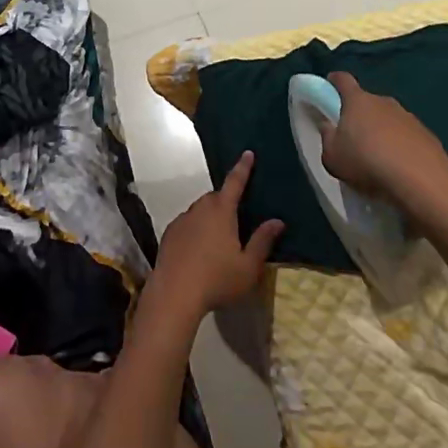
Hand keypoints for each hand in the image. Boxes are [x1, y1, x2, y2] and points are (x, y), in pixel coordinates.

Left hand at [154, 152, 283, 315]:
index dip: (243, 167)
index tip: (248, 152)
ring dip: (210, 217)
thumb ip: (263, 241)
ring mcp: (182, 220)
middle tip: (237, 219)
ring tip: (218, 240)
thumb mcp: (248, 266)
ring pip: (200, 211)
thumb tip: (277, 221)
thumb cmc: (217, 279)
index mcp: (221, 211)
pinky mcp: (169, 233)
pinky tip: (199, 251)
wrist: (174, 294)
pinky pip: (187, 224)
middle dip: (226, 202)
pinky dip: (195, 229)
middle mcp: (200, 208)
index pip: (235, 182)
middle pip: (216, 197)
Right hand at [318, 72, 447, 206]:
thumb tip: (328, 126)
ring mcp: (409, 117)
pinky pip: (408, 137)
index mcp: (358, 101)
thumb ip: (327, 138)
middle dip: (359, 115)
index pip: (342, 79)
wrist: (421, 183)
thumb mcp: (332, 157)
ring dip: (383, 132)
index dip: (334, 82)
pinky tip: (400, 169)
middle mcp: (384, 102)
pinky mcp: (428, 136)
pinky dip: (402, 147)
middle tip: (352, 138)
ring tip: (378, 159)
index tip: (328, 90)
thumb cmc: (367, 163)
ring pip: (389, 119)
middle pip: (367, 102)